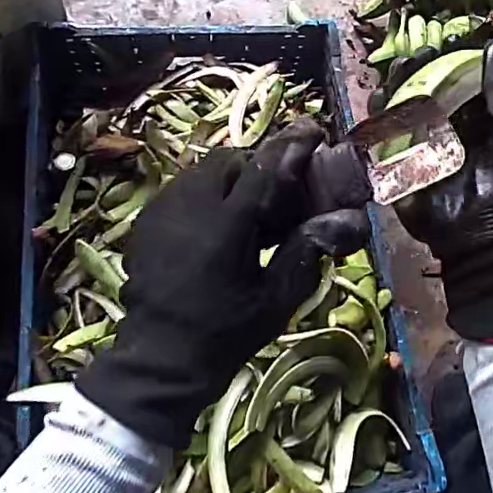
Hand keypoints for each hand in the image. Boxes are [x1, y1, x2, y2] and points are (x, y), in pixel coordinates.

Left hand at [77, 119, 369, 446]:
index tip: (314, 130)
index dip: (292, 145)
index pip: (265, 167)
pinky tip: (219, 221)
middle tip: (282, 185)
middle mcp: (189, 206)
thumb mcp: (276, 299)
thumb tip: (346, 218)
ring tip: (251, 205)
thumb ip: (308, 251)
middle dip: (260, 162)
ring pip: (204, 170)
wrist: (157, 361)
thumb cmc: (225, 334)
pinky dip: (209, 191)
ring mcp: (162, 210)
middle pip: (232, 160)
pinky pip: (184, 187)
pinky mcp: (147, 220)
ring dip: (234, 176)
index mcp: (225, 226)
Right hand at [376, 39, 492, 343]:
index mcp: (479, 113)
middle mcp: (447, 123)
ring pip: (399, 104)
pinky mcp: (397, 164)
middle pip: (425, 84)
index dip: (452, 56)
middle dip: (419, 66)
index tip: (447, 45)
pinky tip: (384, 103)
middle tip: (421, 56)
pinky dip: (379, 117)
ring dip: (397, 85)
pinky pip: (381, 135)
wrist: (484, 248)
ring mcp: (420, 143)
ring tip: (403, 72)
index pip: (461, 73)